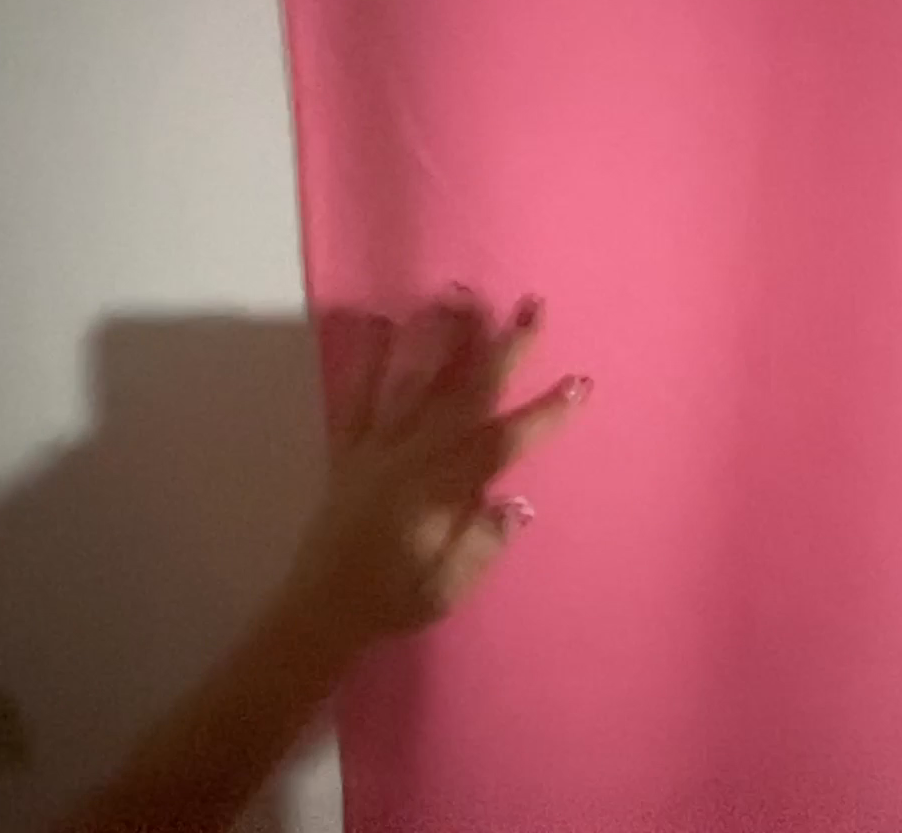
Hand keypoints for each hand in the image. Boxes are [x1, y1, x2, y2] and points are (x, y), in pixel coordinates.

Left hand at [287, 289, 589, 646]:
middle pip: (467, 391)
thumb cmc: (394, 597)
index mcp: (444, 488)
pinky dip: (369, 357)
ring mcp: (378, 444)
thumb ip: (484, 543)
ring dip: (441, 334)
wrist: (321, 607)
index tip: (580, 383)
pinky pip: (359, 394)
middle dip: (505, 347)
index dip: (545, 412)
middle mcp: (414, 454)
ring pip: (414, 379)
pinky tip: (382, 322)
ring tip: (460, 294)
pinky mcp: (350, 446)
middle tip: (530, 306)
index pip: (505, 441)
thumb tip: (521, 502)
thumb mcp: (448, 587)